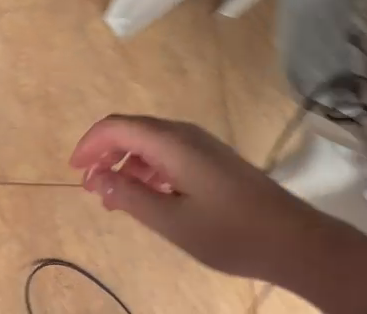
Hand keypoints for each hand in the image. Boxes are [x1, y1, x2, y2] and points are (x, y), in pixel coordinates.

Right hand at [70, 115, 326, 283]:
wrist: (292, 238)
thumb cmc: (229, 231)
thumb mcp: (173, 222)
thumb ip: (131, 196)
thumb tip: (97, 177)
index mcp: (171, 142)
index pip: (118, 127)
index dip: (90, 143)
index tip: (74, 170)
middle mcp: (182, 133)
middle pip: (131, 130)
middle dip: (105, 153)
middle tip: (89, 186)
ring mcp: (199, 143)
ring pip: (149, 141)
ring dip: (125, 163)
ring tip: (113, 197)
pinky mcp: (211, 157)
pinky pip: (167, 152)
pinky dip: (147, 168)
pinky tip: (146, 195)